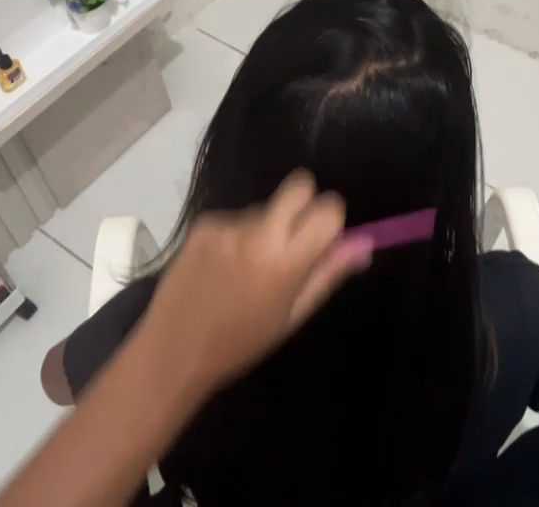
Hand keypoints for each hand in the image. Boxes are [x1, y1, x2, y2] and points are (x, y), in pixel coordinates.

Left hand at [135, 170, 372, 395]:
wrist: (173, 351)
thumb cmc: (241, 343)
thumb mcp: (293, 317)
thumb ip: (329, 274)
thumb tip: (365, 243)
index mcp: (285, 262)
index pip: (328, 209)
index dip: (331, 217)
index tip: (323, 237)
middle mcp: (258, 233)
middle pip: (298, 187)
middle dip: (303, 204)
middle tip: (291, 240)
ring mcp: (227, 225)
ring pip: (265, 208)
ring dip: (265, 228)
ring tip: (245, 269)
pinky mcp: (203, 223)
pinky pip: (235, 218)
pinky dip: (236, 236)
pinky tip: (221, 267)